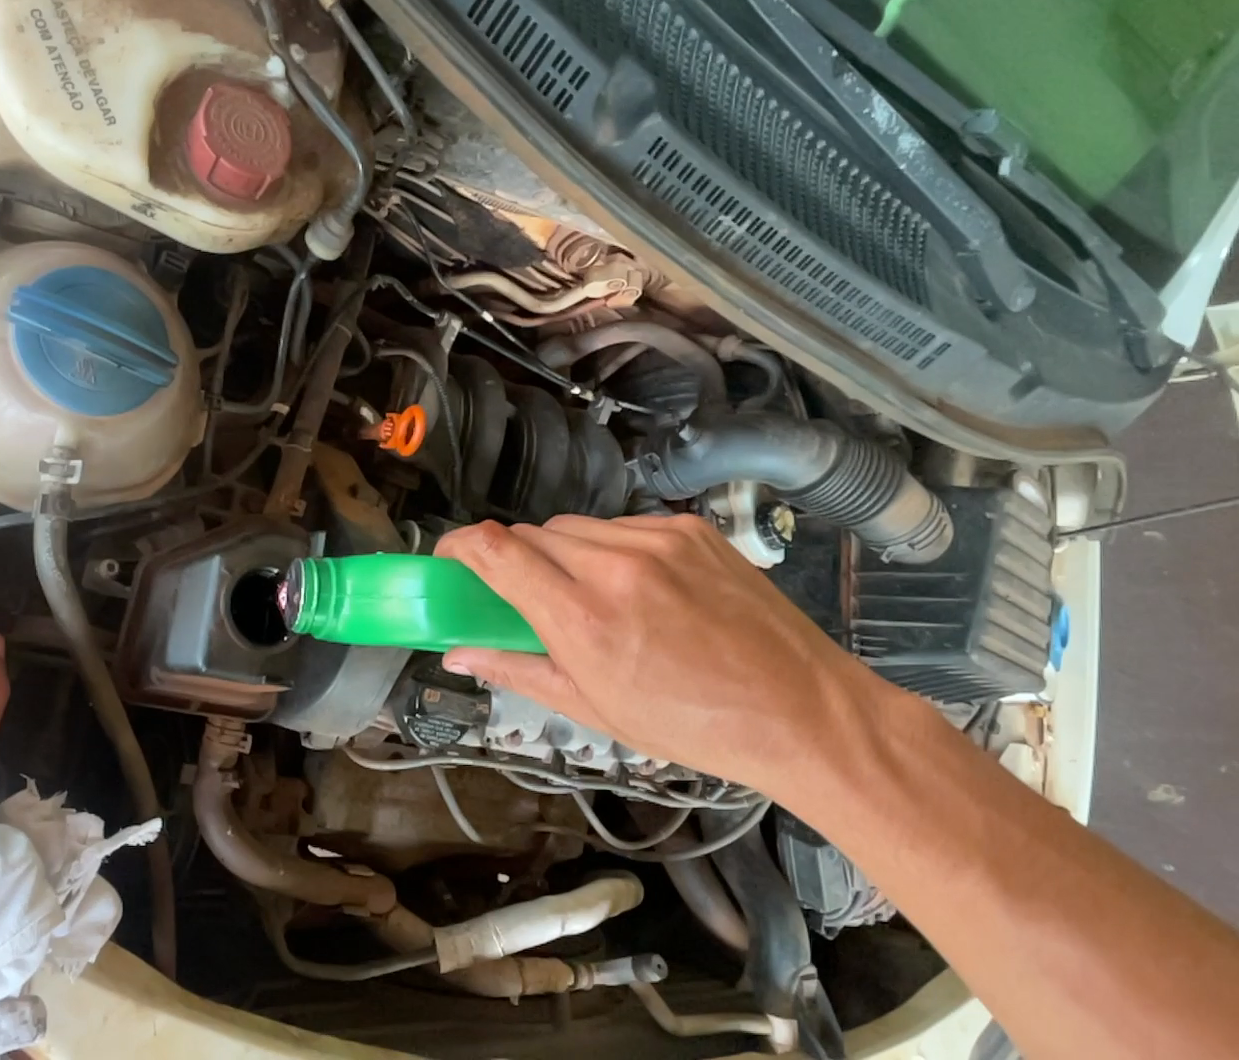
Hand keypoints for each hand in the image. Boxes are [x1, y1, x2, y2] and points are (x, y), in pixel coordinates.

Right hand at [435, 514, 901, 796]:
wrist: (802, 711)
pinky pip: (621, 525)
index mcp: (582, 619)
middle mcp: (614, 567)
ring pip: (574, 526)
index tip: (448, 556)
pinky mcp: (690, 529)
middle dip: (513, 558)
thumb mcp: (593, 708)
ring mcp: (657, 541)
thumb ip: (515, 669)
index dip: (459, 545)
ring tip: (586, 594)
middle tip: (524, 594)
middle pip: (530, 534)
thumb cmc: (691, 725)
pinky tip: (633, 584)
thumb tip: (457, 653)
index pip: (495, 551)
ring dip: (561, 552)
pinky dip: (608, 548)